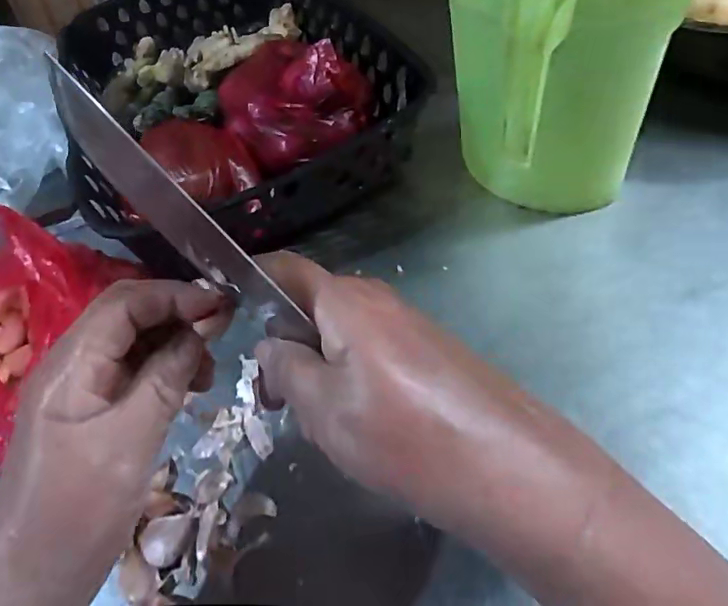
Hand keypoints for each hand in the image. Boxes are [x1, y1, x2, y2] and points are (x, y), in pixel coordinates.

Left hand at [0, 280, 227, 605]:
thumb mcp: (131, 440)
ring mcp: (78, 390)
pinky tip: (189, 388)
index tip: (222, 305)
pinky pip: (131, 373)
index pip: (127, 301)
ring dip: (175, 344)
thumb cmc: (76, 512)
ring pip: (133, 342)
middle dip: (178, 315)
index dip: (176, 294)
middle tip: (222, 331)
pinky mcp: (88, 413)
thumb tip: (205, 325)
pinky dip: (164, 370)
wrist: (27, 589)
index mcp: (70, 362)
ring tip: (209, 370)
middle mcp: (71, 364)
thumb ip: (168, 375)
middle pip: (130, 316)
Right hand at [254, 254, 727, 605]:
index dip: (251, 282)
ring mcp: (405, 319)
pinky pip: (370, 345)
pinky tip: (361, 420)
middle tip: (276, 400)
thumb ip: (286, 368)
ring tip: (319, 419)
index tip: (226, 315)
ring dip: (318, 363)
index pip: (285, 268)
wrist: (500, 460)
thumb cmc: (400, 432)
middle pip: (311, 303)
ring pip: (340, 329)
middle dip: (284, 342)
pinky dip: (349, 371)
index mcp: (343, 298)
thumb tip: (270, 345)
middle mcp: (375, 296)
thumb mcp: (323, 408)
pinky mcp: (425, 346)